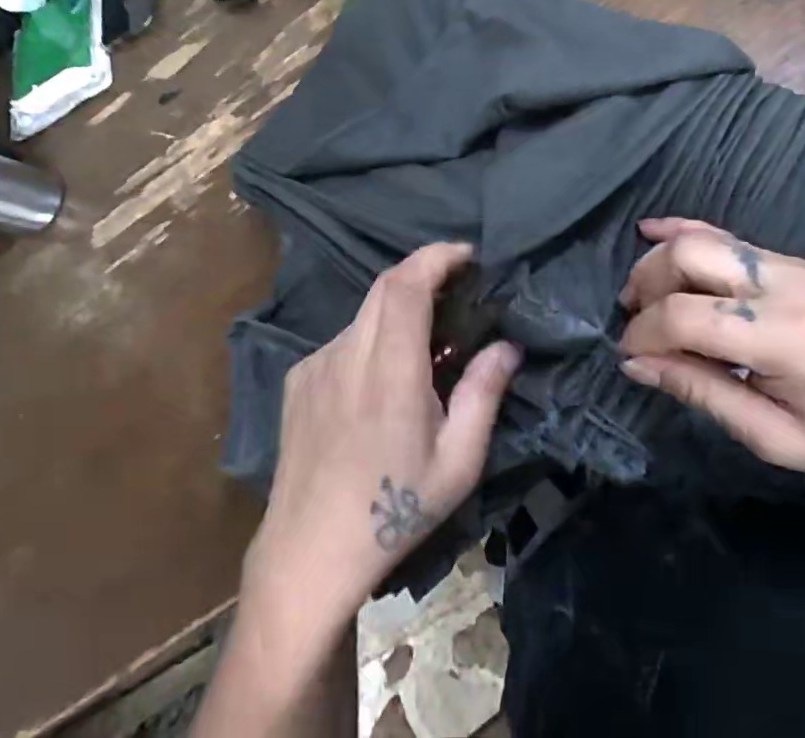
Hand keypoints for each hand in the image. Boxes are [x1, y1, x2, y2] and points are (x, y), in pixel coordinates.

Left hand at [238, 243, 520, 669]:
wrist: (310, 548)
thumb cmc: (394, 509)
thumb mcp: (457, 462)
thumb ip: (484, 394)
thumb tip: (507, 346)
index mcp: (389, 370)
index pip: (406, 284)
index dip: (436, 257)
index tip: (467, 256)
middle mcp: (346, 354)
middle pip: (383, 288)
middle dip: (422, 276)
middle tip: (457, 294)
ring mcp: (315, 364)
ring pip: (362, 317)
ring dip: (396, 316)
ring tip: (422, 354)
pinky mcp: (297, 380)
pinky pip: (341, 344)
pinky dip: (369, 343)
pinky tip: (379, 387)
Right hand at [616, 218, 804, 506]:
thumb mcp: (774, 439)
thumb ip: (699, 391)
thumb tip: (634, 363)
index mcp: (790, 339)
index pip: (684, 316)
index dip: (641, 334)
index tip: (627, 358)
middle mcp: (791, 286)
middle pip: (687, 256)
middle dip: (644, 285)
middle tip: (632, 324)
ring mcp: (797, 267)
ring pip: (702, 239)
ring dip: (659, 265)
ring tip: (641, 301)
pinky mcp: (798, 264)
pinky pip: (727, 236)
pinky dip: (684, 234)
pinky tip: (652, 233)